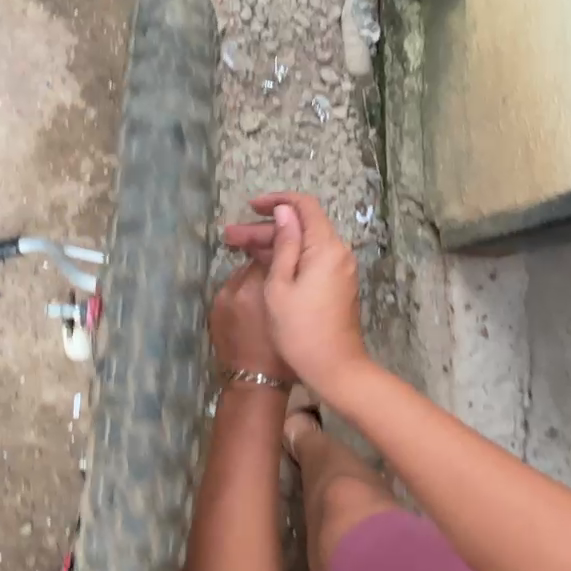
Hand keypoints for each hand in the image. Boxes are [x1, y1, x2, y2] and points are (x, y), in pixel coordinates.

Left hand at [209, 262, 291, 384]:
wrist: (254, 383)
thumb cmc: (282, 353)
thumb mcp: (293, 315)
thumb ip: (287, 287)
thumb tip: (286, 268)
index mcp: (257, 287)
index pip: (270, 257)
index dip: (281, 260)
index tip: (290, 269)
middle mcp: (235, 287)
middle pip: (253, 266)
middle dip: (264, 272)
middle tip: (277, 285)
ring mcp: (221, 299)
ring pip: (240, 279)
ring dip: (250, 285)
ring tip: (262, 300)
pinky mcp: (213, 310)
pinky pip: (229, 294)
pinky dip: (239, 297)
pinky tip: (248, 312)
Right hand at [221, 192, 366, 387]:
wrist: (335, 368)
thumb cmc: (300, 329)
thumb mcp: (280, 284)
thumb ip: (283, 244)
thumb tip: (285, 212)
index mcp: (326, 247)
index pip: (304, 206)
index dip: (277, 201)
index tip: (251, 208)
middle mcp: (338, 252)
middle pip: (301, 227)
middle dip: (265, 229)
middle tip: (230, 237)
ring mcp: (339, 269)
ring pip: (304, 245)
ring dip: (273, 244)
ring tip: (237, 248)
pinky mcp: (336, 285)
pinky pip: (311, 260)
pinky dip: (287, 258)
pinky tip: (261, 264)